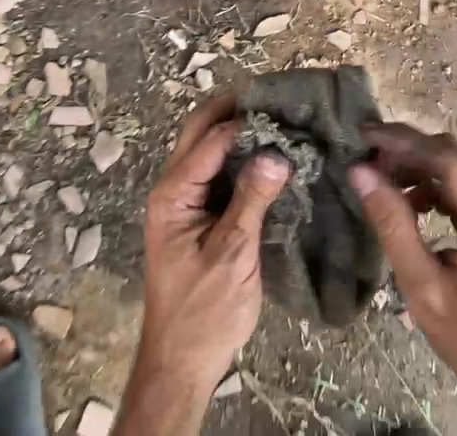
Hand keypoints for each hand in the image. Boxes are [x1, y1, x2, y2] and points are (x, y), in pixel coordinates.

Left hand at [116, 94, 289, 435]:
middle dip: (235, 110)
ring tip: (280, 116)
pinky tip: (271, 153)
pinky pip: (218, 172)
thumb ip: (251, 201)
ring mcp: (184, 199)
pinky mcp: (199, 213)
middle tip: (279, 97)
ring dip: (238, 130)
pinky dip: (241, 157)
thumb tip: (276, 153)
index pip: (210, 140)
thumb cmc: (204, 310)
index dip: (245, 121)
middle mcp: (173, 187)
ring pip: (209, 148)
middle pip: (201, 132)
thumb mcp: (231, 255)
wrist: (182, 358)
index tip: (284, 107)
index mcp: (172, 194)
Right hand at [349, 123, 456, 435]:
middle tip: (368, 161)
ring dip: (422, 167)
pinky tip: (415, 202)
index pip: (452, 163)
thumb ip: (393, 225)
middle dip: (409, 153)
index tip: (364, 136)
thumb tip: (360, 172)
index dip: (405, 143)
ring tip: (385, 182)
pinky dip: (440, 184)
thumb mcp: (423, 289)